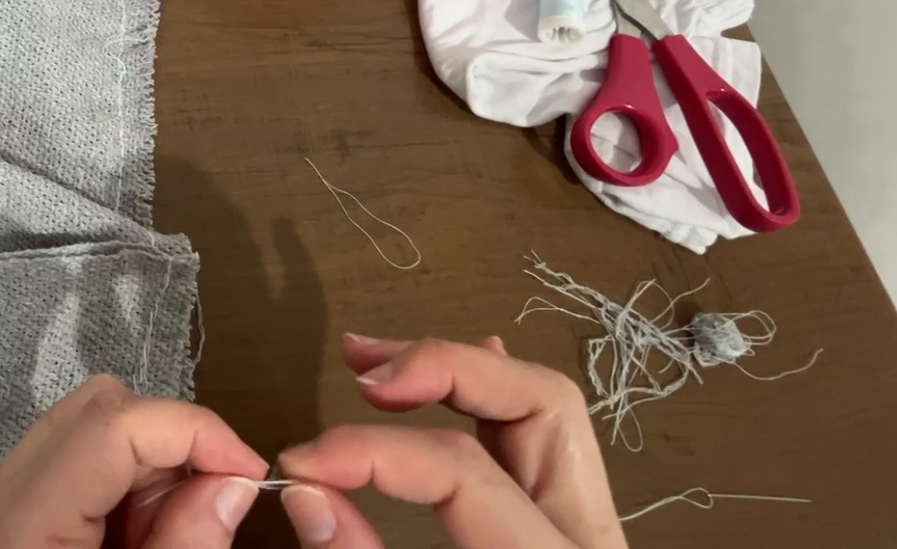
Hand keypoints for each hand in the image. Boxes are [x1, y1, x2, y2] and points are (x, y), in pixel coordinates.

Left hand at [0, 374, 269, 547]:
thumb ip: (187, 546)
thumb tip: (232, 482)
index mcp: (18, 526)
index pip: (113, 423)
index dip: (191, 429)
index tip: (248, 470)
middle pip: (96, 406)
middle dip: (170, 441)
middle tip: (214, 501)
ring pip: (85, 423)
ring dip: (147, 459)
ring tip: (171, 530)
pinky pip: (71, 458)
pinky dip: (118, 480)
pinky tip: (136, 537)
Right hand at [275, 336, 625, 548]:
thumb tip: (307, 490)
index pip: (461, 468)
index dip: (370, 451)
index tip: (302, 460)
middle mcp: (593, 545)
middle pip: (536, 400)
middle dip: (439, 368)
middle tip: (359, 375)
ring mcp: (590, 536)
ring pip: (537, 403)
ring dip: (448, 368)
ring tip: (367, 365)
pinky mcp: (568, 535)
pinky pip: (537, 437)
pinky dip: (479, 394)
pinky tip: (434, 381)